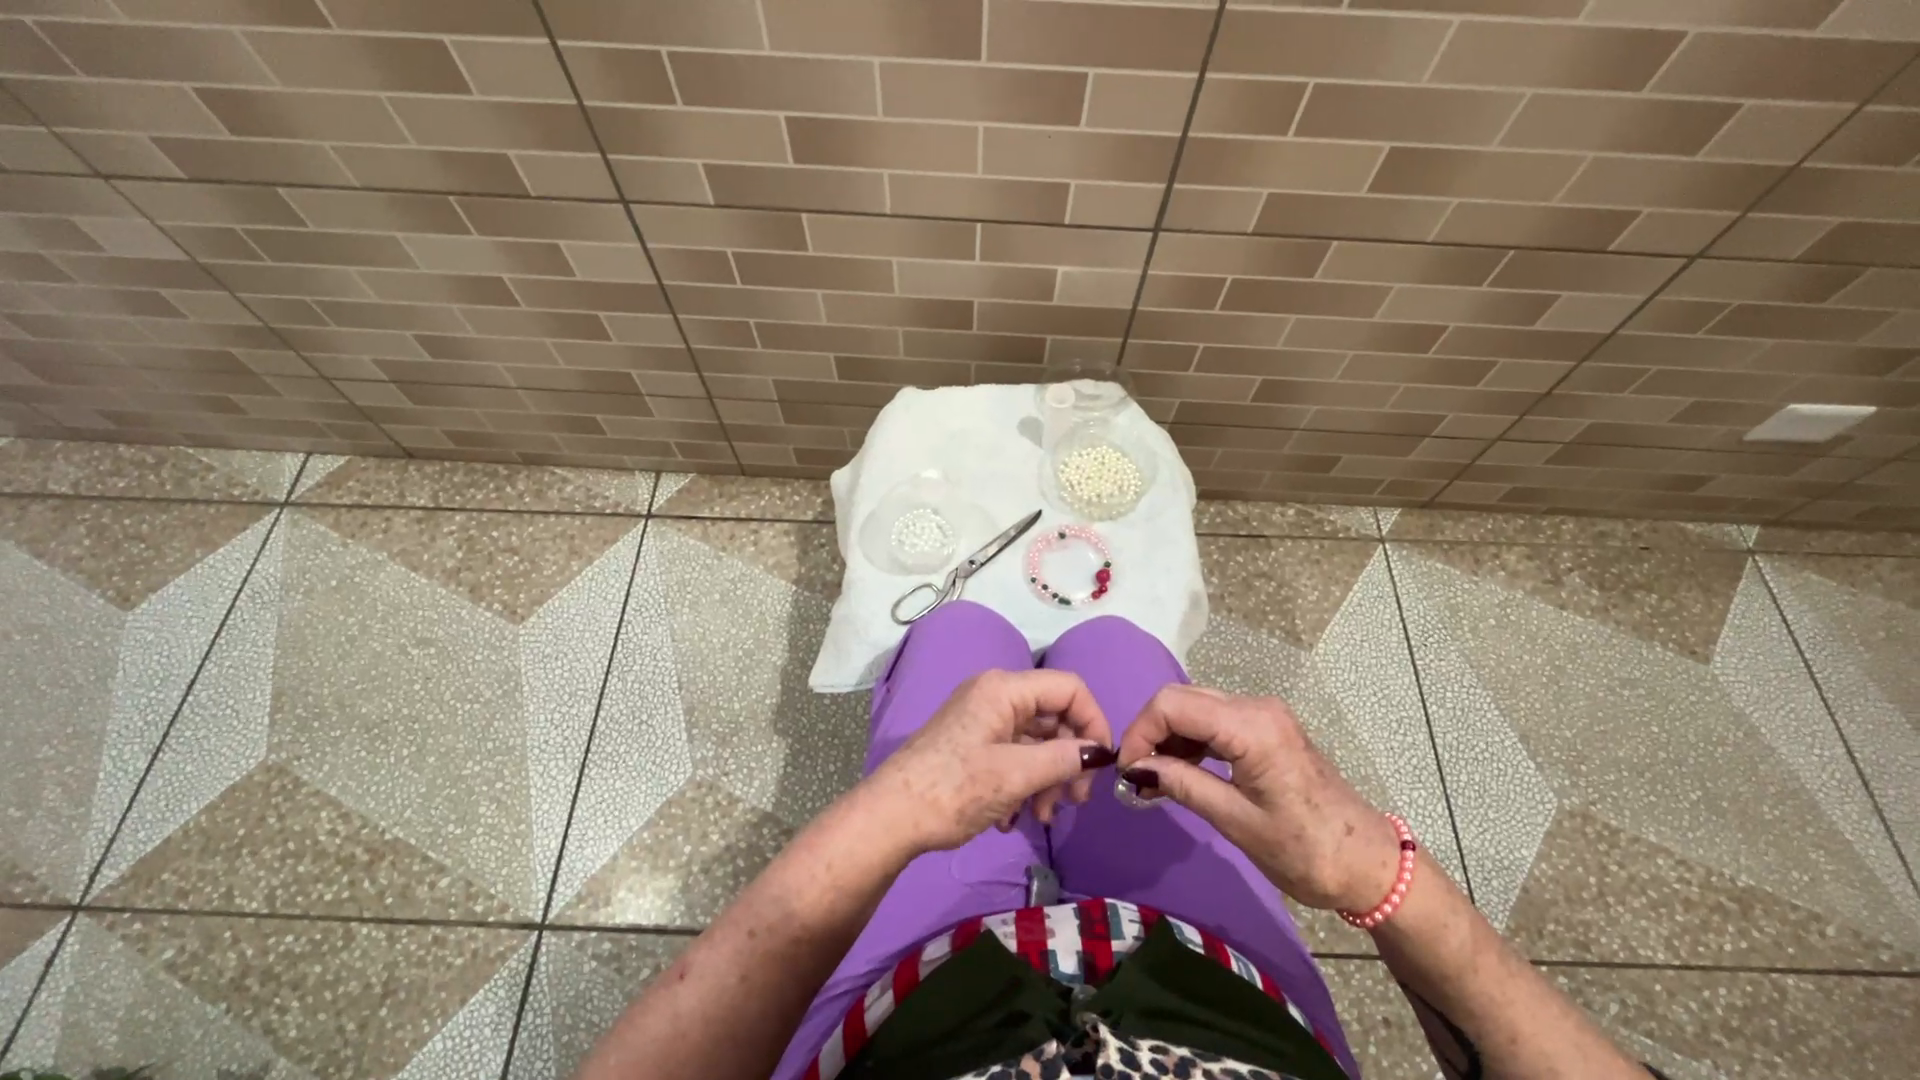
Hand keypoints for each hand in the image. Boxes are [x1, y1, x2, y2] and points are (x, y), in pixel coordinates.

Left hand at [859, 670, 1116, 853]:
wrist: (889, 818)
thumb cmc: (954, 789)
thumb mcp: (1016, 775)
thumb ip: (1063, 759)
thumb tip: (1099, 752)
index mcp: (1004, 689)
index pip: (1070, 689)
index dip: (1093, 723)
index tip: (1101, 765)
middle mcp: (994, 696)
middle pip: (1054, 718)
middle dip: (1069, 761)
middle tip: (1073, 802)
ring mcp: (981, 722)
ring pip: (1035, 743)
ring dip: (1046, 781)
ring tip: (1039, 817)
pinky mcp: (971, 746)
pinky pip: (1013, 758)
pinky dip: (1022, 785)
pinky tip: (1011, 818)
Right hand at [1117, 685, 1399, 910]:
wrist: (1368, 864)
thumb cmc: (1305, 849)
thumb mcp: (1237, 821)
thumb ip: (1184, 785)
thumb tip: (1136, 768)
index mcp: (1250, 727)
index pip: (1172, 705)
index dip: (1139, 732)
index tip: (1125, 770)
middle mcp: (1256, 708)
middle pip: (1181, 698)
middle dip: (1150, 732)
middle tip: (1134, 776)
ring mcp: (1264, 715)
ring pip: (1196, 707)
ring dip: (1168, 736)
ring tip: (1152, 779)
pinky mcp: (1268, 728)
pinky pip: (1215, 720)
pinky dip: (1190, 740)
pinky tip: (1179, 771)